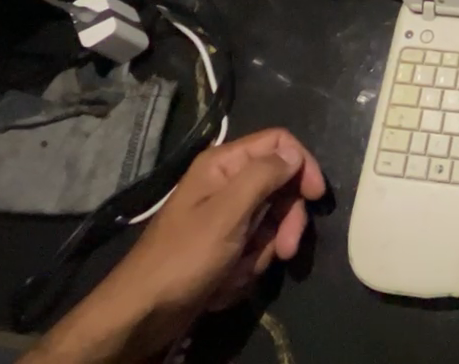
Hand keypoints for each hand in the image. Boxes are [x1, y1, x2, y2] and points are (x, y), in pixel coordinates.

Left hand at [23, 128, 326, 363]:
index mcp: (224, 164)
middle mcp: (227, 182)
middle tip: (285, 248)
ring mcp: (226, 214)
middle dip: (286, 218)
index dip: (302, 164)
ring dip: (266, 246)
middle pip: (280, 184)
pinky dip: (250, 262)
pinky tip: (229, 280)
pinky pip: (256, 243)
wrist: (142, 315)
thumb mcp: (228, 213)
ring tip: (244, 271)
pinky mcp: (225, 242)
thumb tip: (294, 155)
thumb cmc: (183, 258)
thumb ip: (264, 176)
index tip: (315, 195)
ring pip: (272, 218)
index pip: (279, 143)